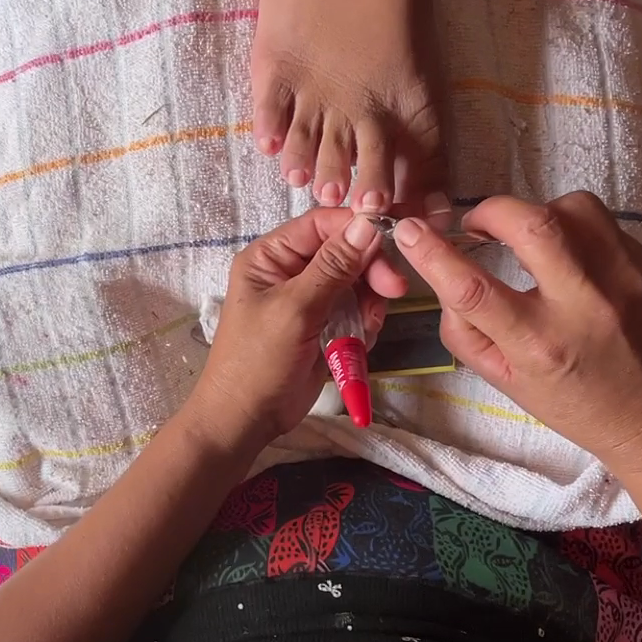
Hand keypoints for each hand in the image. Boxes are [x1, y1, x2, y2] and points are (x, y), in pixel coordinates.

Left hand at [183, 208, 407, 448]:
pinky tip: (360, 341)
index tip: (392, 241)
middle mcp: (290, 271)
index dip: (357, 228)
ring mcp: (309, 299)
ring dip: (369, 302)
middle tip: (393, 290)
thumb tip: (367, 223)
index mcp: (270, 256)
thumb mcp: (295, 308)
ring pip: (357, 283)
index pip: (321, 224)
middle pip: (346, 251)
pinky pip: (356, 311)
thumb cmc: (258, 360)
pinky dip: (364, 323)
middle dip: (370, 270)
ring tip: (367, 326)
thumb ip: (333, 267)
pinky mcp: (325, 326)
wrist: (248, 417)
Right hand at [392, 192, 641, 478]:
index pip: (472, 289)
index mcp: (539, 345)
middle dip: (490, 211)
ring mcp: (626, 278)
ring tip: (525, 238)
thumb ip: (465, 333)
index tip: (408, 232)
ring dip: (535, 214)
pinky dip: (570, 228)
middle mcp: (585, 305)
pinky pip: (601, 223)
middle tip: (475, 225)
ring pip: (572, 208)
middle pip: (531, 226)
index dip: (431, 253)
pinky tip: (567, 257)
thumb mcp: (504, 383)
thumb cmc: (572, 404)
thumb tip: (444, 281)